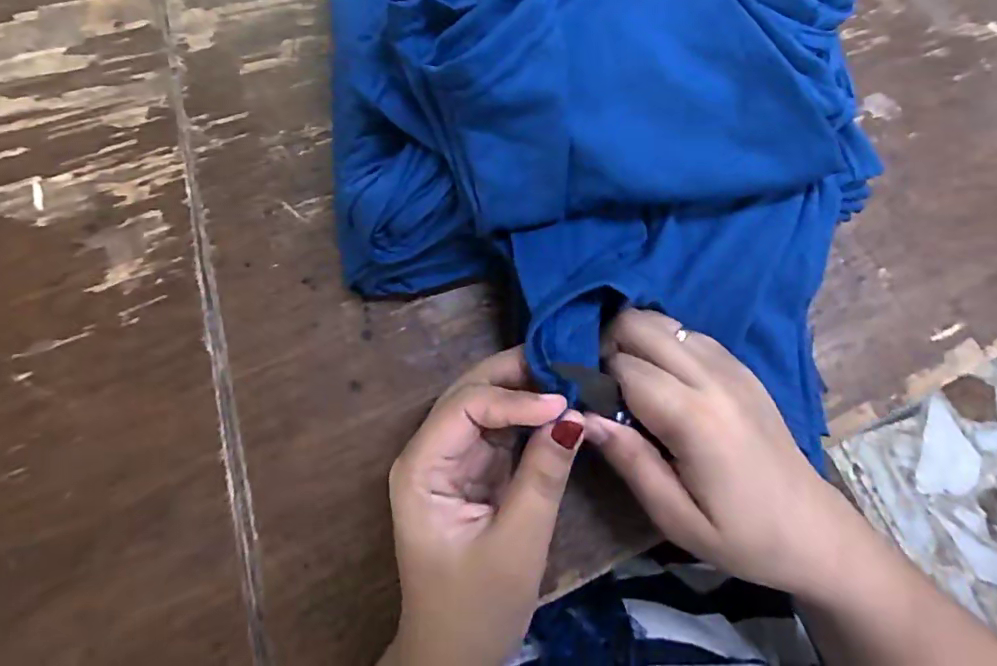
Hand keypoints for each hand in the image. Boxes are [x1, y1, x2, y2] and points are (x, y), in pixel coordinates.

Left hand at [381, 347, 584, 665]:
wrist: (455, 657)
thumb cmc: (476, 608)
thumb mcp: (516, 545)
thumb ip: (543, 476)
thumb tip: (575, 415)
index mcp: (421, 468)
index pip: (465, 406)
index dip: (514, 398)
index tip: (562, 402)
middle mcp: (431, 451)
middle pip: (471, 391)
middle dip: (517, 372)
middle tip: (567, 361)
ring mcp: (454, 457)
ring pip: (487, 400)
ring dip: (526, 386)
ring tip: (569, 373)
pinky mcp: (476, 467)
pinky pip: (502, 425)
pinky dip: (531, 412)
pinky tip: (558, 402)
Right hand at [585, 309, 874, 599]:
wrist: (813, 529)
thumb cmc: (742, 536)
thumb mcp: (677, 518)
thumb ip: (630, 461)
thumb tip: (584, 416)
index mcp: (694, 417)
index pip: (624, 366)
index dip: (597, 379)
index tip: (591, 403)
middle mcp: (712, 377)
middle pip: (641, 324)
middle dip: (610, 342)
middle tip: (606, 383)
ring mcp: (731, 364)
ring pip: (664, 320)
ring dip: (637, 337)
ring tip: (632, 377)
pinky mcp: (742, 364)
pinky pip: (689, 332)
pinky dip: (665, 340)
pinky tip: (664, 375)